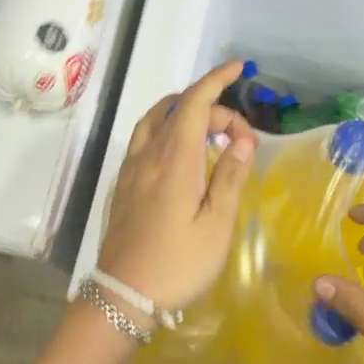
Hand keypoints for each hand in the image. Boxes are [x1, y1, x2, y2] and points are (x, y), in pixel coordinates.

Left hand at [97, 60, 257, 313]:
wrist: (124, 295)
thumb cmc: (179, 264)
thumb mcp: (216, 225)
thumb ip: (230, 177)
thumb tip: (241, 140)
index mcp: (175, 161)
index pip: (194, 103)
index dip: (216, 80)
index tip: (238, 69)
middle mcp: (148, 156)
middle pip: (178, 110)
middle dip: (213, 109)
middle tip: (240, 142)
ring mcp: (131, 170)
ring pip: (155, 121)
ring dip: (184, 114)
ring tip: (211, 135)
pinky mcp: (123, 186)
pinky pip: (144, 140)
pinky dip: (167, 130)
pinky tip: (183, 156)